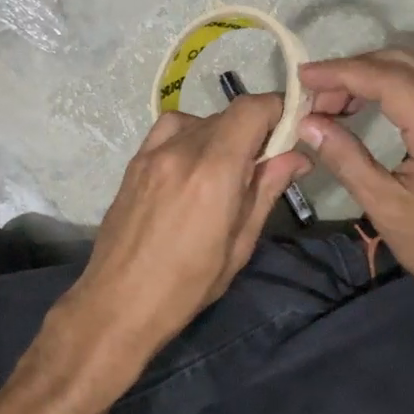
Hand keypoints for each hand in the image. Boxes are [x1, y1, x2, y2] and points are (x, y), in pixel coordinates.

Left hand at [68, 94, 311, 355]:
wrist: (117, 304)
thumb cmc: (186, 287)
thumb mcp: (239, 245)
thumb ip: (267, 191)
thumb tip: (297, 156)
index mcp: (214, 172)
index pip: (252, 110)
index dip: (277, 111)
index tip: (291, 131)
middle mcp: (182, 150)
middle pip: (228, 114)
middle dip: (254, 130)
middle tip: (264, 164)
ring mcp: (152, 154)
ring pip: (199, 120)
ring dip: (221, 134)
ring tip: (226, 170)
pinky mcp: (134, 163)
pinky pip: (169, 131)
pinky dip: (190, 136)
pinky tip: (193, 168)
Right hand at [298, 49, 413, 320]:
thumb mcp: (386, 208)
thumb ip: (346, 160)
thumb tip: (308, 124)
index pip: (391, 81)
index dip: (343, 73)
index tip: (303, 78)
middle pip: (405, 63)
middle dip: (355, 70)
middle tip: (316, 97)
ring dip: (373, 74)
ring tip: (334, 101)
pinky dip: (393, 85)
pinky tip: (366, 105)